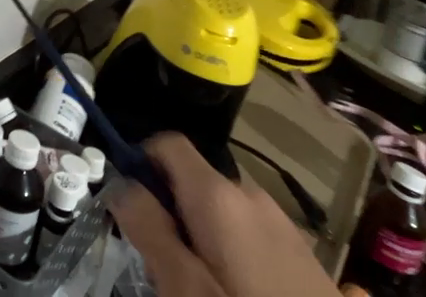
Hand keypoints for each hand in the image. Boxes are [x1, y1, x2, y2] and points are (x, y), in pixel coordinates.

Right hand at [109, 134, 339, 296]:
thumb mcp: (183, 287)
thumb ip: (147, 228)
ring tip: (200, 286)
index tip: (130, 207)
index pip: (168, 143)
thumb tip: (121, 183)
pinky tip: (237, 291)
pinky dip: (232, 250)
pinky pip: (250, 233)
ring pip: (222, 210)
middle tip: (161, 263)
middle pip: (193, 182)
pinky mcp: (303, 252)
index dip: (141, 164)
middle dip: (169, 210)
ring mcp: (282, 223)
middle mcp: (251, 194)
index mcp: (218, 195)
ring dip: (200, 234)